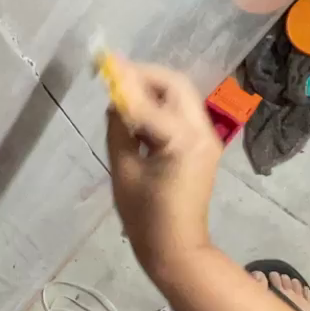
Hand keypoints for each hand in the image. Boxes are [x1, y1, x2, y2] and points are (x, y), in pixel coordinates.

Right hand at [104, 59, 221, 276]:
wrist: (178, 249)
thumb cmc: (145, 218)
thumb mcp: (123, 171)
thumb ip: (119, 130)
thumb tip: (116, 103)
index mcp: (181, 140)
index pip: (147, 100)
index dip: (123, 79)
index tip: (102, 61)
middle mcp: (202, 132)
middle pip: (174, 85)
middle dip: (143, 75)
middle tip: (114, 74)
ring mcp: (207, 138)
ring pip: (179, 95)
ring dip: (152, 88)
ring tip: (122, 91)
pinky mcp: (203, 145)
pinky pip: (180, 113)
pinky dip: (159, 105)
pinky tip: (137, 112)